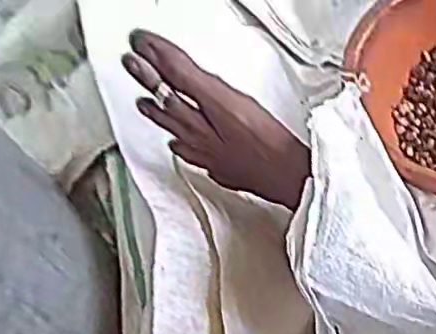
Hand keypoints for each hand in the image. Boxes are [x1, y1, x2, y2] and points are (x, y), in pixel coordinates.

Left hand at [122, 30, 311, 209]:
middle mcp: (202, 144)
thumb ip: (185, 75)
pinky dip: (202, 161)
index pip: (166, 87)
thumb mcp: (224, 99)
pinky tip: (205, 161)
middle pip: (171, 116)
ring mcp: (219, 164)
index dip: (151, 65)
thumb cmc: (269, 144)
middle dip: (155, 98)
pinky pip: (211, 169)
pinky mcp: (239, 179)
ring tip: (164, 122)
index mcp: (196, 122)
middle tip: (143, 84)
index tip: (138, 50)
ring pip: (186, 145)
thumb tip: (149, 50)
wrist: (298, 181)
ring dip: (173, 131)